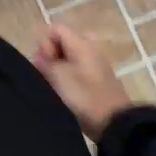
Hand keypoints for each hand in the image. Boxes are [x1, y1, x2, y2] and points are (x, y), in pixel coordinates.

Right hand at [32, 23, 132, 139]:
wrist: (115, 125)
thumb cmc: (84, 96)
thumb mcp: (57, 76)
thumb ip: (44, 62)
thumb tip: (40, 58)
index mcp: (82, 44)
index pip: (55, 29)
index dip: (45, 43)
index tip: (45, 62)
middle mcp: (91, 50)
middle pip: (62, 44)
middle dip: (50, 57)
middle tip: (47, 74)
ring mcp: (96, 67)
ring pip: (69, 59)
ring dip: (58, 70)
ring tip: (54, 86)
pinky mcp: (99, 83)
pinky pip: (77, 72)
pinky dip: (68, 79)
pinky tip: (65, 94)